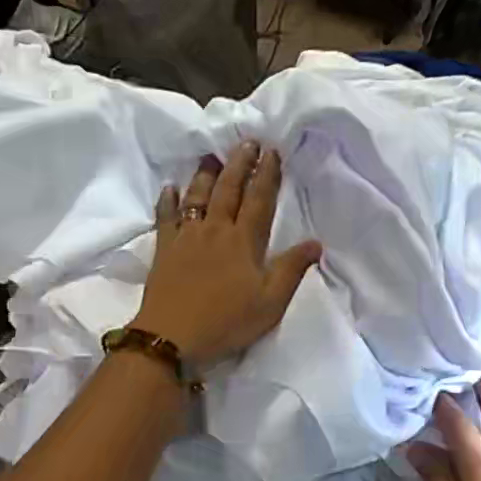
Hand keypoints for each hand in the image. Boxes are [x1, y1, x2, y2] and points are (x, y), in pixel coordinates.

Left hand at [133, 142, 322, 365]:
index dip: (267, 175)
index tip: (272, 152)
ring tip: (212, 156)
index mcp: (244, 241)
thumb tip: (316, 243)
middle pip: (228, 190)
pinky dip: (168, 200)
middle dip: (240, 164)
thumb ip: (292, 269)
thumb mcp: (271, 302)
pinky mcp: (164, 249)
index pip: (259, 200)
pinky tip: (169, 188)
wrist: (170, 338)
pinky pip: (166, 217)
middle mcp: (215, 230)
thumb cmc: (227, 321)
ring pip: (197, 196)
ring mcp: (186, 237)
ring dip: (206, 174)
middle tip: (247, 142)